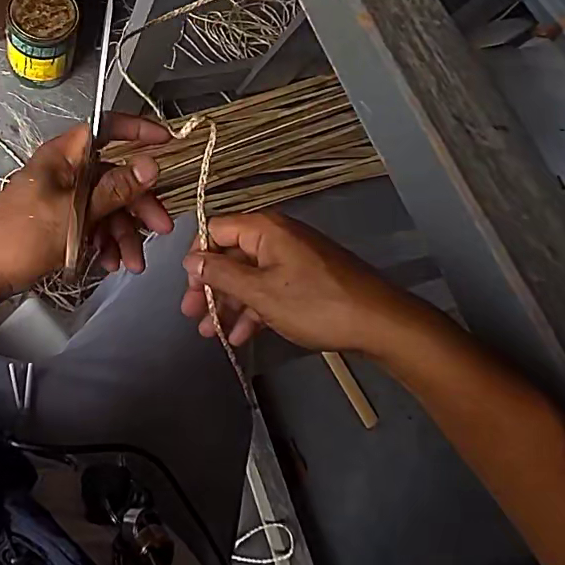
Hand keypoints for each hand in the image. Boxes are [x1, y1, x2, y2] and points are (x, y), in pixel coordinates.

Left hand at [0, 113, 173, 306]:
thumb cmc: (19, 239)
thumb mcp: (75, 214)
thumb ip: (115, 189)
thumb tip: (151, 163)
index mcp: (63, 157)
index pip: (105, 127)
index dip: (137, 130)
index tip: (165, 141)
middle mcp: (66, 172)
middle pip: (116, 176)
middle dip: (139, 204)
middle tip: (160, 227)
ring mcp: (65, 198)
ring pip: (109, 206)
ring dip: (125, 233)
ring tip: (132, 261)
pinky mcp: (63, 222)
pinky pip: (95, 224)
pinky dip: (107, 242)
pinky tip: (111, 262)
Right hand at [180, 212, 444, 356]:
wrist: (377, 322)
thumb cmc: (315, 304)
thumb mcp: (261, 292)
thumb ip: (221, 274)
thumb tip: (190, 259)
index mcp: (265, 229)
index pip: (215, 229)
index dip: (198, 256)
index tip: (187, 287)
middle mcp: (277, 236)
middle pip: (231, 254)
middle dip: (210, 285)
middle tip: (192, 314)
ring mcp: (292, 258)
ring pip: (249, 275)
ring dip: (229, 303)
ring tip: (210, 332)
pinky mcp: (305, 279)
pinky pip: (269, 287)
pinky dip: (253, 309)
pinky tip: (241, 335)